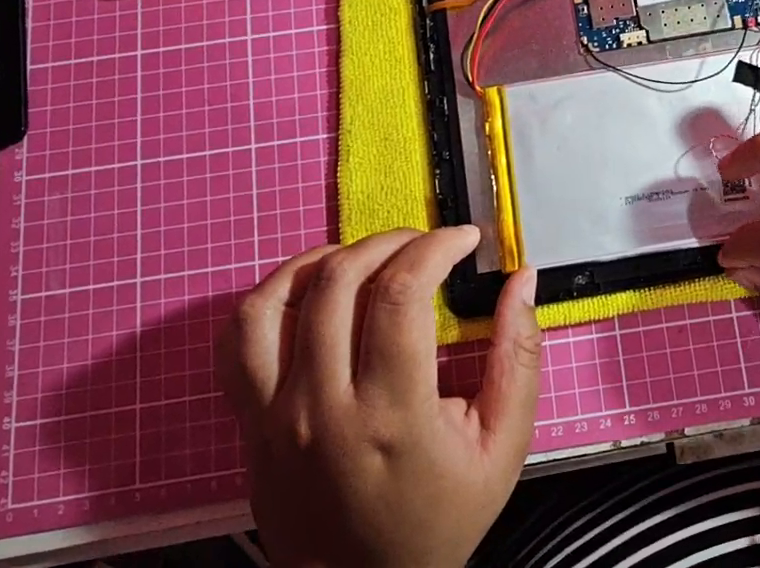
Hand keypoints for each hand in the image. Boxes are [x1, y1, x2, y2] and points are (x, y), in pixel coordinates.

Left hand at [216, 226, 540, 567]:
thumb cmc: (438, 520)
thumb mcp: (503, 446)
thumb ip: (518, 357)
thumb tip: (522, 281)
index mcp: (393, 415)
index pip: (402, 294)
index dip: (436, 247)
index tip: (463, 240)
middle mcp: (323, 408)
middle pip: (341, 282)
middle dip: (392, 242)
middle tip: (424, 246)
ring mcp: (275, 415)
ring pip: (278, 299)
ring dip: (327, 258)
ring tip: (367, 257)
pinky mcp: (249, 422)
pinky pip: (237, 338)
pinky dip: (270, 294)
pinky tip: (311, 288)